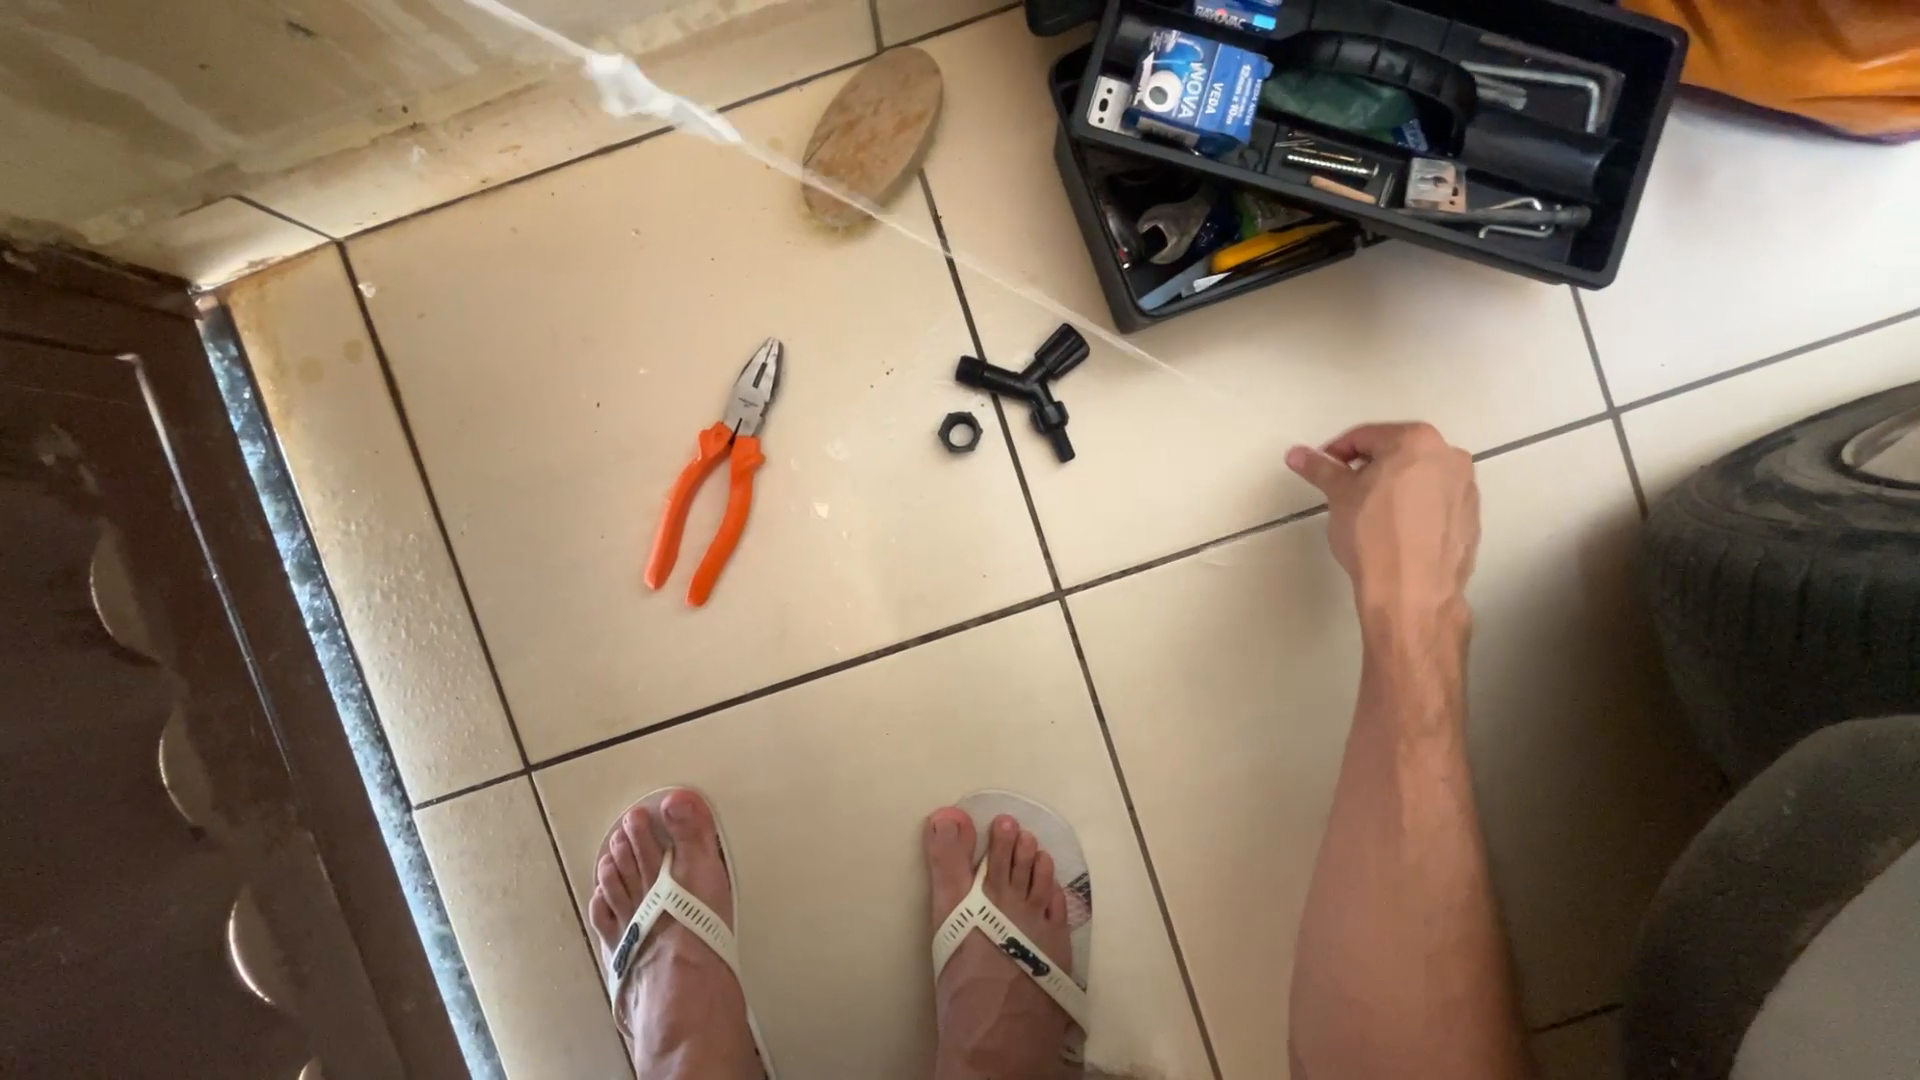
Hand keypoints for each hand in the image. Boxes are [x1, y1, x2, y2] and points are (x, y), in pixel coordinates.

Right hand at [1286, 423, 1480, 629]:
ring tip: (1369, 514)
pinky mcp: (1471, 516)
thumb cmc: (1371, 534)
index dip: (1336, 452)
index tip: (1323, 472)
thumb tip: (1296, 454)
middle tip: (1344, 492)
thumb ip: (1319, 468)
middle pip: (1397, 452)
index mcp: (1416, 441)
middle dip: (1368, 468)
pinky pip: (1436, 500)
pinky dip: (1414, 507)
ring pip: (1418, 476)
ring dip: (1392, 486)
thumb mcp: (1338, 496)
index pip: (1365, 436)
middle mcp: (1449, 456)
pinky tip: (1395, 531)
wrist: (1412, 590)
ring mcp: (1466, 487)